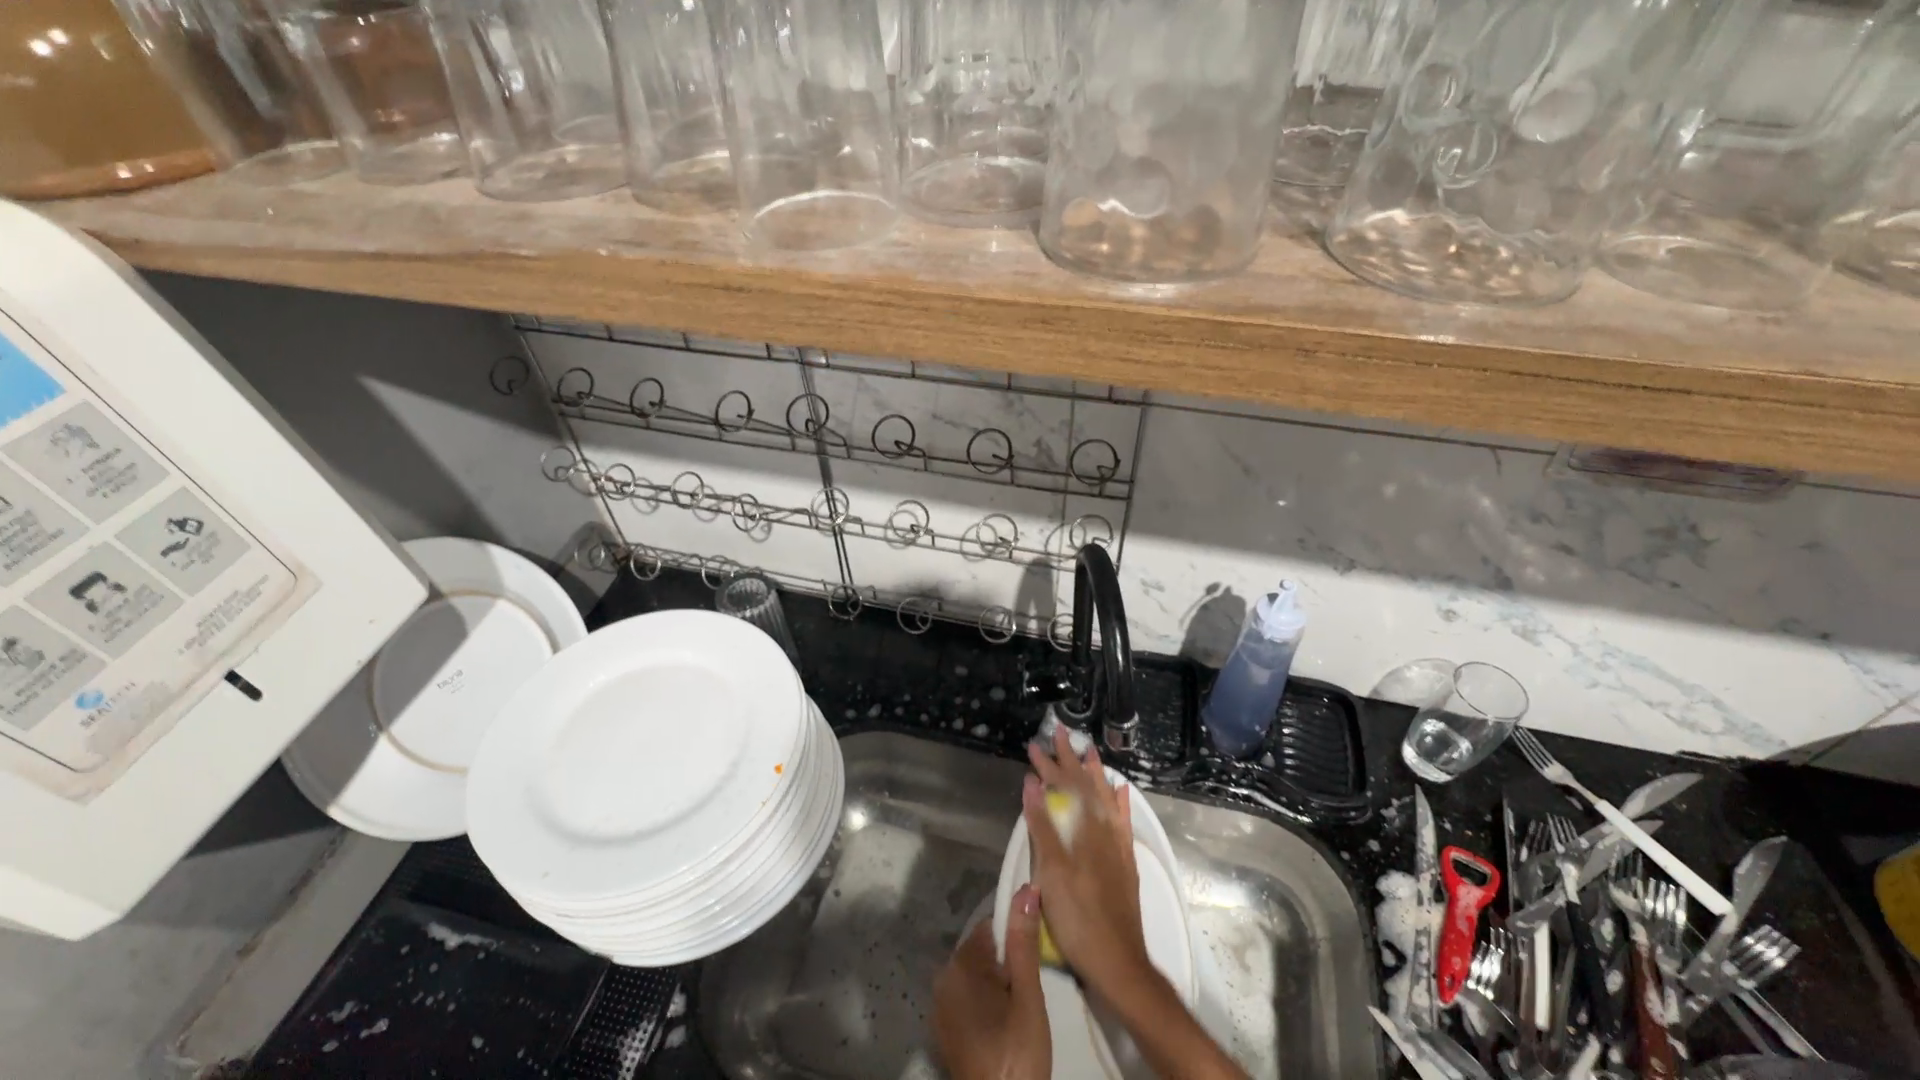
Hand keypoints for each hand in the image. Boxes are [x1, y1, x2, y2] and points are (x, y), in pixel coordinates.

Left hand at [933, 884, 1049, 1079]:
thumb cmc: (1017, 1050)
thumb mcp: (1028, 995)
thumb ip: (1024, 942)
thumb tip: (1025, 890)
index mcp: (960, 964)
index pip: (991, 927)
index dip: (1017, 935)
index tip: (1037, 953)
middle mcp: (943, 978)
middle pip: (982, 950)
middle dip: (1007, 960)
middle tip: (1031, 985)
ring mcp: (941, 1005)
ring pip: (975, 975)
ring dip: (997, 981)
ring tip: (1021, 1004)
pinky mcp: (945, 1027)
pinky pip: (968, 997)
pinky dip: (986, 1001)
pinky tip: (1005, 1020)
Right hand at [1023, 726, 1151, 999]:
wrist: (1117, 961)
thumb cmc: (1078, 918)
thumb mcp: (1051, 872)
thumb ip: (1042, 826)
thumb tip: (1032, 783)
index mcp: (1083, 830)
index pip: (1064, 787)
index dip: (1048, 765)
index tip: (1034, 744)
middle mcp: (1104, 831)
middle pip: (1086, 787)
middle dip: (1070, 760)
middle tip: (1061, 733)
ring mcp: (1117, 847)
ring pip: (1106, 799)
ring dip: (1095, 774)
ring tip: (1090, 751)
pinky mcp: (1124, 863)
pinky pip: (1123, 822)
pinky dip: (1120, 803)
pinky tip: (1121, 793)